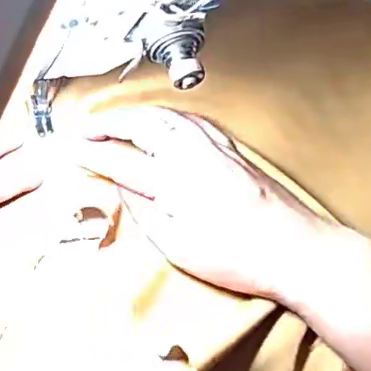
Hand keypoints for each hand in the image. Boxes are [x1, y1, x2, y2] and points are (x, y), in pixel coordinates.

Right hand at [72, 107, 366, 309]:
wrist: (300, 251)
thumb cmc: (241, 256)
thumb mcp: (177, 245)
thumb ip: (145, 212)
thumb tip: (124, 190)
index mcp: (174, 180)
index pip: (120, 159)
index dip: (91, 153)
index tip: (70, 150)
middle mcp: (194, 155)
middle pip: (142, 124)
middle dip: (108, 123)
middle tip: (86, 128)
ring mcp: (216, 149)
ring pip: (167, 116)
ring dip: (135, 115)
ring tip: (116, 122)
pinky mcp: (232, 152)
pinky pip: (191, 120)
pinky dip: (165, 116)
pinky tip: (163, 123)